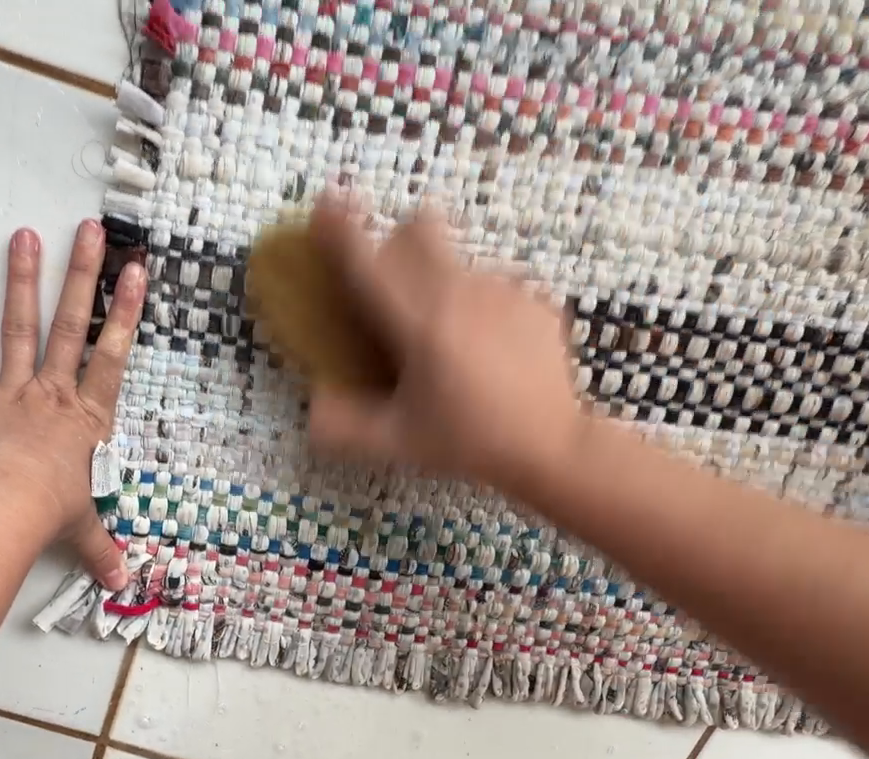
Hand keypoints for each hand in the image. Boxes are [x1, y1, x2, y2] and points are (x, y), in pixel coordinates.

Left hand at [0, 221, 145, 589]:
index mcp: (87, 418)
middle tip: (87, 230)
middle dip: (82, 276)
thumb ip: (102, 551)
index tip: (136, 270)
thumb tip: (122, 586)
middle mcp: (54, 394)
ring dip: (23, 282)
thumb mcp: (84, 533)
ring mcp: (15, 392)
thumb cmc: (50, 513)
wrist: (5, 508)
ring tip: (24, 236)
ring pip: (22, 329)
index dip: (126, 312)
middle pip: (71, 325)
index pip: (113, 355)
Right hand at [304, 194, 586, 501]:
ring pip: (456, 260)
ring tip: (448, 340)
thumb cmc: (469, 444)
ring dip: (438, 284)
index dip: (340, 228)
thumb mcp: (396, 444)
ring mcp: (504, 290)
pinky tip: (486, 352)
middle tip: (393, 285)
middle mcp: (461, 293)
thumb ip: (342, 425)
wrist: (553, 446)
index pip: (369, 263)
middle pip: (420, 227)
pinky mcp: (535, 299)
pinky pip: (493, 286)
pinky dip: (477, 308)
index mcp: (420, 325)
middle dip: (397, 241)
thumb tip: (315, 400)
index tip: (324, 201)